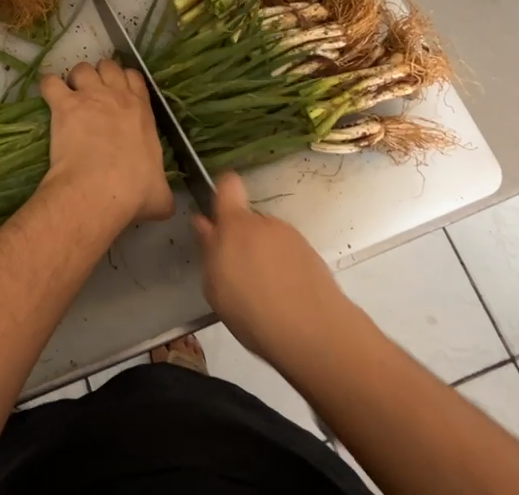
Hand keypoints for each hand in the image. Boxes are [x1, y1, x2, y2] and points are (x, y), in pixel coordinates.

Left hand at [39, 60, 174, 228]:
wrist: (101, 189)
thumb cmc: (133, 191)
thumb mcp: (160, 194)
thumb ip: (163, 192)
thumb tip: (166, 204)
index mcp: (142, 111)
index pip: (135, 78)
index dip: (124, 81)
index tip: (117, 94)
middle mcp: (117, 96)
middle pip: (108, 66)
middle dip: (100, 75)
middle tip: (93, 94)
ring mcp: (90, 97)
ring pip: (81, 69)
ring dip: (75, 79)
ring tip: (70, 94)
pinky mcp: (64, 105)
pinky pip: (50, 83)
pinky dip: (48, 86)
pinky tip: (47, 96)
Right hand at [192, 173, 356, 365]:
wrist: (312, 331)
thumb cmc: (250, 309)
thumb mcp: (215, 285)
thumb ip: (210, 249)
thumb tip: (204, 223)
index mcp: (235, 224)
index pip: (228, 186)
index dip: (223, 194)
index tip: (219, 218)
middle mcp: (265, 222)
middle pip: (249, 221)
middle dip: (243, 239)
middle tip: (239, 274)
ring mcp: (292, 237)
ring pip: (270, 238)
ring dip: (265, 255)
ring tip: (265, 293)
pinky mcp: (313, 254)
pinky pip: (289, 254)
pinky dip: (285, 268)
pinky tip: (285, 298)